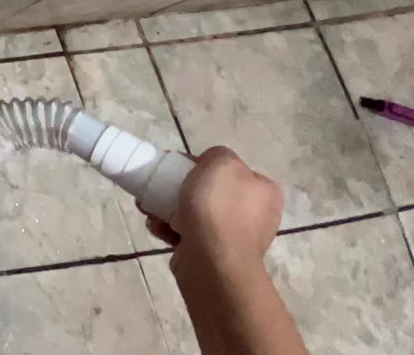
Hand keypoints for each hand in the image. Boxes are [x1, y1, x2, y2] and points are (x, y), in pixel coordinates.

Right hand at [143, 146, 282, 275]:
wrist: (214, 260)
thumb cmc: (218, 207)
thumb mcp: (222, 162)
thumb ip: (219, 153)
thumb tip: (210, 166)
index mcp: (264, 193)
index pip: (230, 170)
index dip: (201, 164)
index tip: (178, 165)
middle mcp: (255, 215)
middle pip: (207, 190)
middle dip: (176, 187)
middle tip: (156, 185)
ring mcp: (235, 237)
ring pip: (192, 210)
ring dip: (166, 206)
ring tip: (149, 208)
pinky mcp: (215, 253)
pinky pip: (187, 231)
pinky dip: (168, 227)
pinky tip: (158, 226)